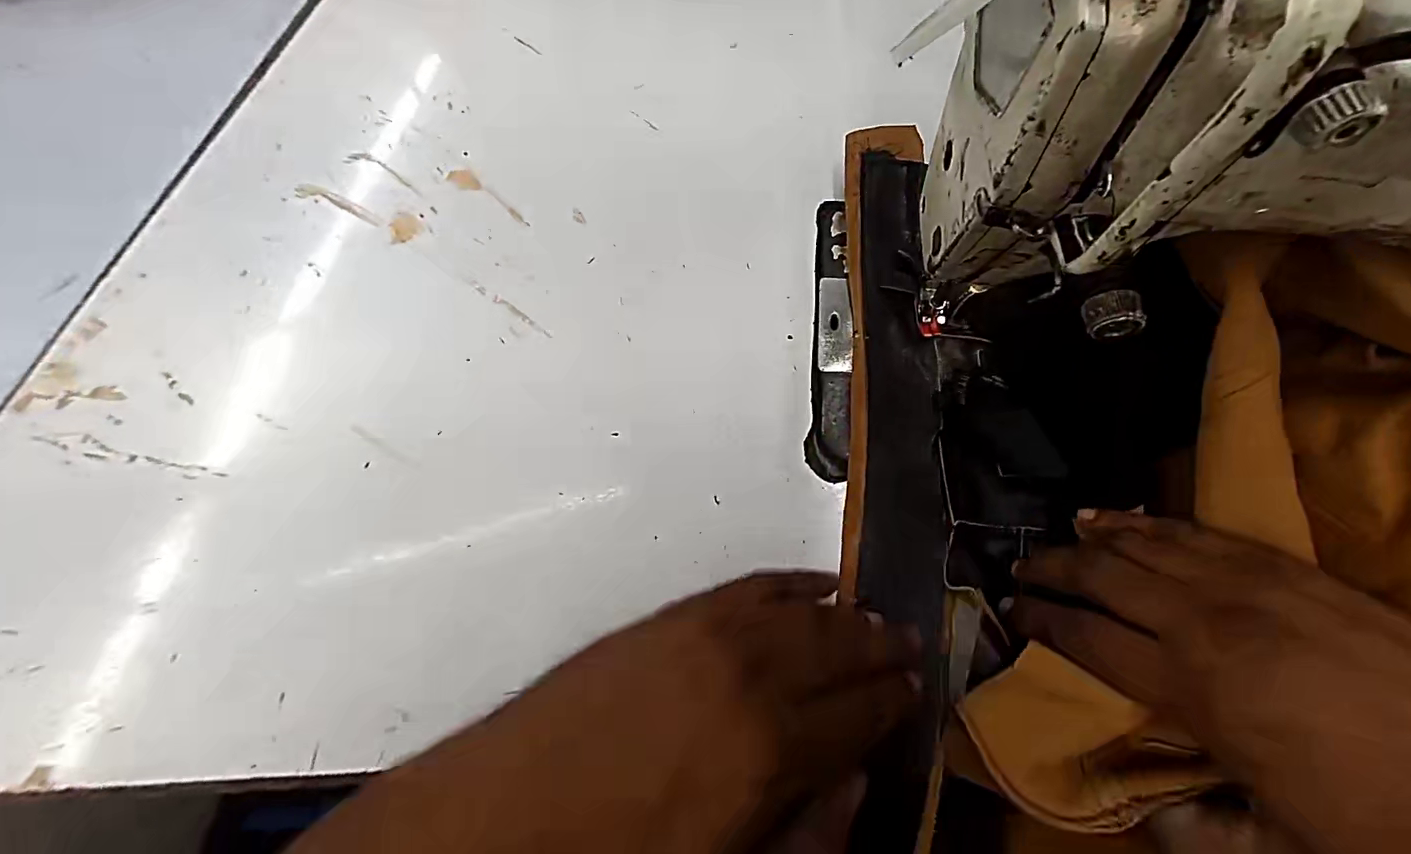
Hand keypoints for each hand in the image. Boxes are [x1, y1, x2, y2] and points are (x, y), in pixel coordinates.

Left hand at [294, 572, 920, 853]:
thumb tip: (855, 781)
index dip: (893, 703)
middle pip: (839, 648)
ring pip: (805, 609)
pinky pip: (753, 585)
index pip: (859, 712)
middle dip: (881, 647)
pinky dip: (792, 582)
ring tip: (875, 616)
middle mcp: (750, 675)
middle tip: (910, 644)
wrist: (495, 826)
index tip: (915, 693)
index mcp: (768, 751)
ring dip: (848, 612)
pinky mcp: (675, 615)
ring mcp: (710, 634)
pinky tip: (815, 582)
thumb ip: (803, 834)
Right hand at [1011, 510, 1410, 853]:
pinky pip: (1198, 531)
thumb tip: (1146, 815)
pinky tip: (1135, 518)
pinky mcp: (1282, 564)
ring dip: (1098, 536)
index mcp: (1198, 689)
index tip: (1015, 609)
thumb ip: (1206, 834)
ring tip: (1065, 529)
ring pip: (1147, 543)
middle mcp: (1206, 620)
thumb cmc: (1392, 820)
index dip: (1047, 621)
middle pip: (1107, 578)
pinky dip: (1154, 522)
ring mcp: (1245, 582)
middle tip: (1022, 564)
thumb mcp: (1292, 849)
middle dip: (1055, 568)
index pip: (1094, 640)